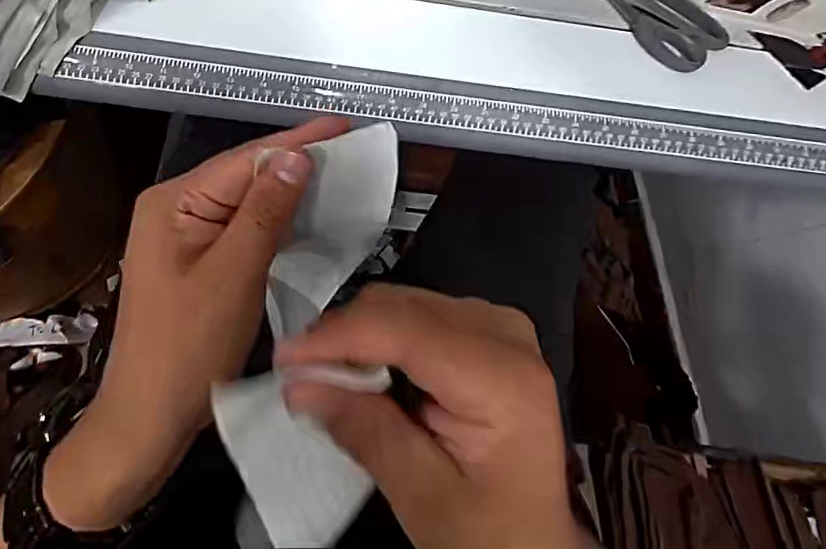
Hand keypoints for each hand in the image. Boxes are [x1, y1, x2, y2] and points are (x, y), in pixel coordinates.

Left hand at [42, 115, 351, 530]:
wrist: (147, 421)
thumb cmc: (186, 350)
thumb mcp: (233, 275)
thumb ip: (265, 211)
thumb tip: (296, 157)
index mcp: (172, 202)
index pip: (245, 160)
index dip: (297, 141)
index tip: (340, 125)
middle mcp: (173, 206)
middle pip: (243, 173)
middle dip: (294, 160)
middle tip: (345, 145)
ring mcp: (182, 232)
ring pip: (244, 198)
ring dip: (287, 187)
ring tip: (333, 169)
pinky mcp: (195, 255)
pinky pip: (241, 223)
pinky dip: (273, 216)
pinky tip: (301, 209)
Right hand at [278, 285, 587, 548]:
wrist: (538, 542)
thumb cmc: (490, 531)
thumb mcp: (424, 498)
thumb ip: (364, 432)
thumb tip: (300, 385)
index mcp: (502, 377)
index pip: (407, 330)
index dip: (341, 336)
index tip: (287, 356)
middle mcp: (504, 332)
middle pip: (405, 306)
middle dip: (345, 335)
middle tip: (302, 373)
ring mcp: (499, 323)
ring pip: (406, 301)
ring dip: (361, 333)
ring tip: (330, 375)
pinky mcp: (488, 326)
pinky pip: (419, 310)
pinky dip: (383, 333)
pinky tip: (367, 369)